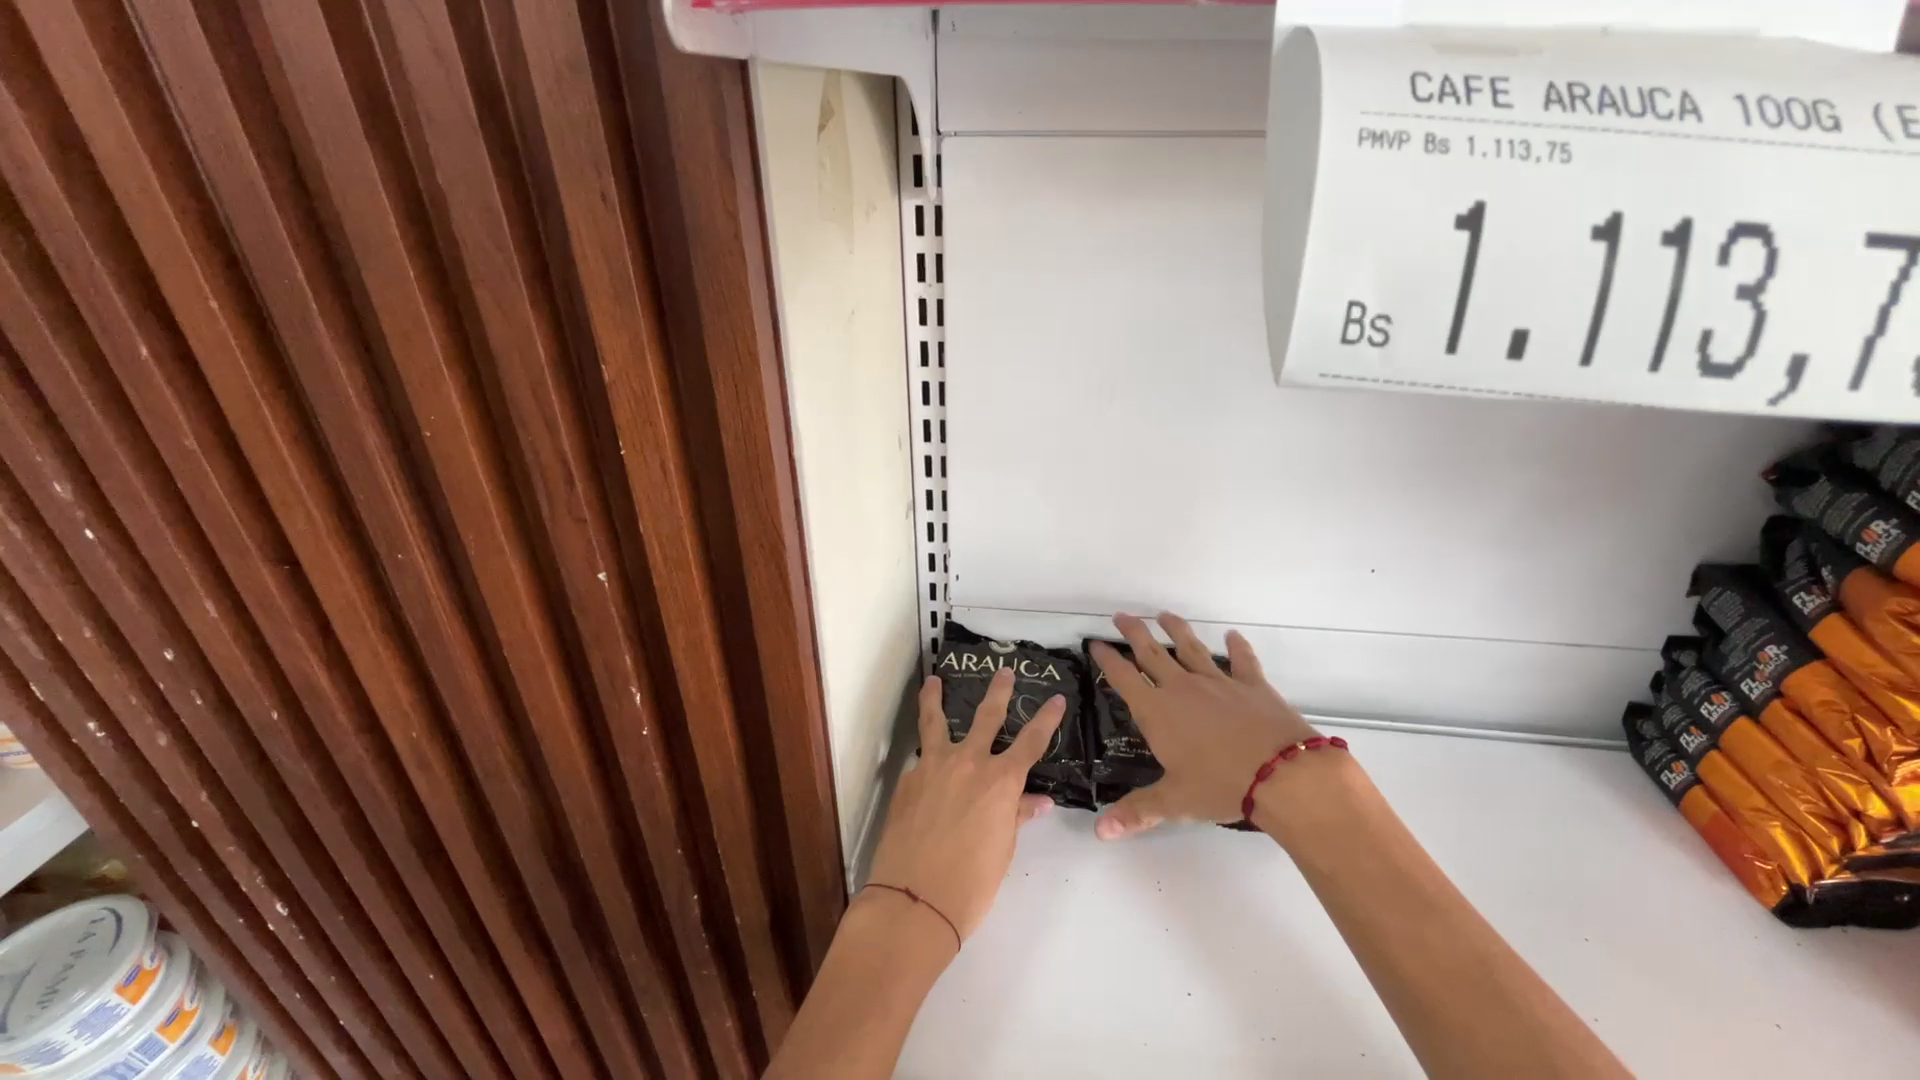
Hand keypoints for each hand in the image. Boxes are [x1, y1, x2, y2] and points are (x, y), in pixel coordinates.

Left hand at [865, 668, 1064, 942]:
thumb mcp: (1003, 849)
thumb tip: (1036, 801)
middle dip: (998, 692)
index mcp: (1001, 781)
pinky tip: (925, 764)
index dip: (1046, 719)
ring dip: (936, 698)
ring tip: (934, 681)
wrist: (914, 899)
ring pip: (935, 722)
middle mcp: (968, 763)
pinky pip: (921, 760)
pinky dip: (926, 756)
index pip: (1031, 742)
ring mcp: (933, 767)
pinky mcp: (907, 781)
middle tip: (1003, 672)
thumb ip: (1017, 816)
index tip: (1055, 699)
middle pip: (986, 717)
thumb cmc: (971, 882)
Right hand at [1089, 612, 1316, 838]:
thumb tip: (1100, 832)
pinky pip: (1242, 660)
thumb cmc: (1221, 786)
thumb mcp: (1174, 802)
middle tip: (1122, 615)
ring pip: (1191, 649)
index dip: (1108, 660)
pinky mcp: (1253, 685)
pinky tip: (1232, 635)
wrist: (1283, 774)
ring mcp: (1219, 683)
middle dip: (1135, 633)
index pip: (1124, 678)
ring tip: (1165, 615)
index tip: (1096, 644)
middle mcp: (1183, 689)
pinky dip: (1237, 647)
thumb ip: (1137, 812)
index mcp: (1158, 712)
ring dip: (1176, 630)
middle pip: (1153, 653)